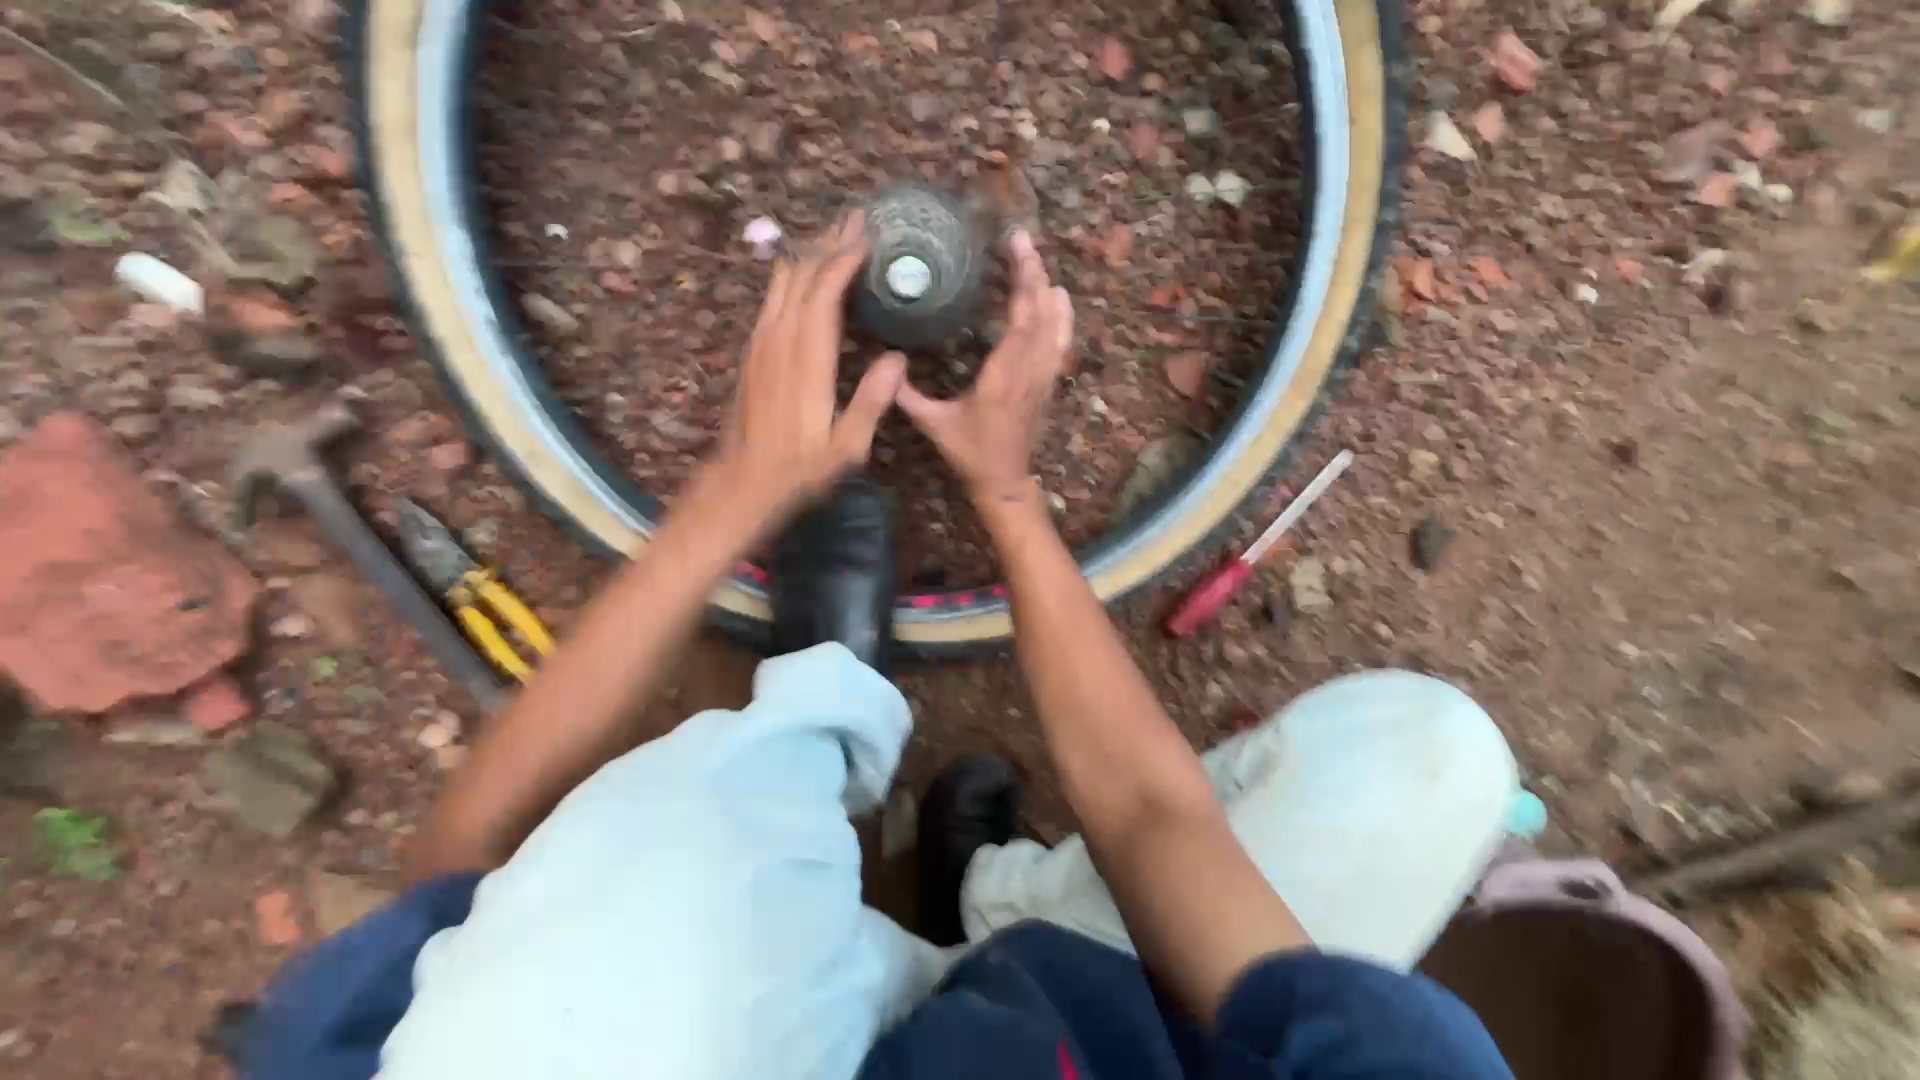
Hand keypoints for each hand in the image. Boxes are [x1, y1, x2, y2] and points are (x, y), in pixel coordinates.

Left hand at [712, 212, 905, 516]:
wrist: (743, 481)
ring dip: (808, 256)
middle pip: (801, 277)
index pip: (823, 293)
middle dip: (829, 245)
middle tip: (855, 220)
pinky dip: (791, 278)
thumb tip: (898, 360)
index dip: (844, 261)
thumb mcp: (846, 447)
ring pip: (782, 284)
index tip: (867, 238)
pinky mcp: (752, 353)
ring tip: (833, 236)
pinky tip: (802, 274)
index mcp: (807, 361)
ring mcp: (761, 345)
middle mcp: (780, 342)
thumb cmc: (800, 469)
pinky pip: (771, 300)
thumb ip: (871, 402)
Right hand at [897, 230, 1073, 506]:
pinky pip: (1060, 344)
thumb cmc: (969, 454)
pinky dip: (1061, 316)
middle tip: (1022, 239)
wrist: (1004, 482)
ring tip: (1037, 259)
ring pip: (1055, 326)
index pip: (1021, 319)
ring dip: (1048, 290)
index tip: (1015, 247)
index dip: (1022, 280)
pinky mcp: (1048, 384)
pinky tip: (1060, 297)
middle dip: (1034, 273)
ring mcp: (1043, 378)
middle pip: (1041, 313)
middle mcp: (1028, 372)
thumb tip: (884, 368)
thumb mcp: (934, 425)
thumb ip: (908, 396)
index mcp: (1002, 377)